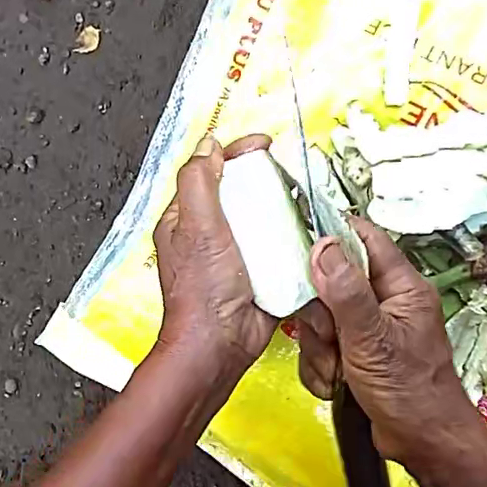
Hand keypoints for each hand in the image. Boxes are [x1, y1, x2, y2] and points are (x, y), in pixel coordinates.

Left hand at [152, 133, 279, 380]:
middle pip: (238, 191)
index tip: (262, 144)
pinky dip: (291, 237)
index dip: (235, 152)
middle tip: (284, 173)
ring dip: (280, 207)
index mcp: (185, 219)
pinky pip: (277, 245)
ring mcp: (234, 252)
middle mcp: (208, 233)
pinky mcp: (257, 270)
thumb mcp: (197, 227)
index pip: (209, 171)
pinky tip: (302, 232)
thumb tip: (207, 147)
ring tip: (297, 199)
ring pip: (261, 217)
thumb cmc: (201, 293)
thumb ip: (199, 183)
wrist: (221, 343)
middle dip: (263, 178)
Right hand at [295, 217, 486, 474]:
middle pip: (330, 283)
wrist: (422, 444)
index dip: (332, 236)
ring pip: (319, 317)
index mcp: (401, 287)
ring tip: (337, 369)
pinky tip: (334, 382)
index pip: (363, 239)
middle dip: (320, 317)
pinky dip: (320, 366)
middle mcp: (383, 301)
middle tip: (331, 338)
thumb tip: (323, 245)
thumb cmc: (410, 392)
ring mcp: (365, 327)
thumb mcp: (372, 339)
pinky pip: (318, 345)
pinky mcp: (352, 350)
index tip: (299, 244)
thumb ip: (346, 292)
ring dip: (319, 348)